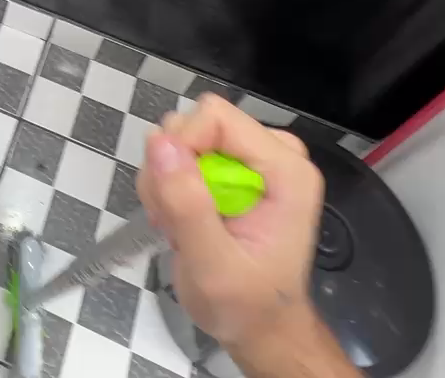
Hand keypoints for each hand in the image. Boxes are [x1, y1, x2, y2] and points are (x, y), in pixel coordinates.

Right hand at [139, 94, 325, 353]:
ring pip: (181, 134)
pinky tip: (180, 219)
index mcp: (285, 168)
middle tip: (176, 219)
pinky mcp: (230, 164)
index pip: (215, 117)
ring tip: (179, 226)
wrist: (258, 326)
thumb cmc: (244, 305)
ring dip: (166, 179)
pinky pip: (179, 150)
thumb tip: (158, 141)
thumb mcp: (212, 266)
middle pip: (196, 121)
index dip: (183, 146)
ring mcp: (249, 156)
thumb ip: (187, 205)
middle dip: (172, 167)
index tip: (173, 196)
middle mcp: (272, 151)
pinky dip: (167, 183)